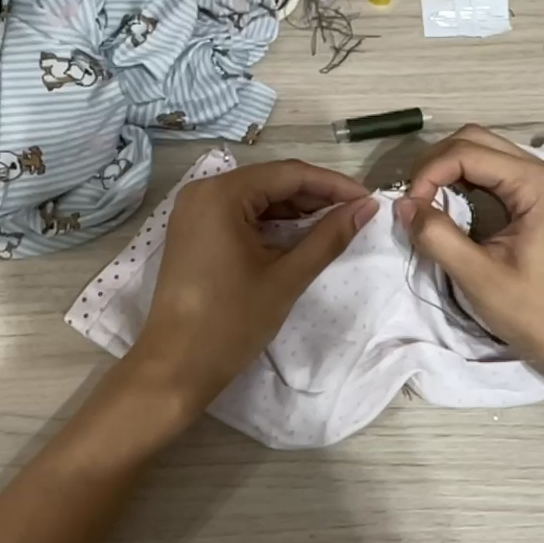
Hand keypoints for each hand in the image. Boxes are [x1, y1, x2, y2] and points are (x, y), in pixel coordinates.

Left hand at [127, 159, 378, 408]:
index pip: (288, 174)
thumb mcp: (287, 277)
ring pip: (256, 196)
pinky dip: (271, 221)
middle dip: (315, 195)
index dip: (333, 184)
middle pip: (271, 180)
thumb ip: (328, 237)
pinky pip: (239, 212)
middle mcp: (204, 190)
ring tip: (336, 222)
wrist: (174, 367)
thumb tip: (367, 208)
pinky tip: (299, 233)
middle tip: (356, 211)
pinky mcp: (194, 229)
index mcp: (222, 194)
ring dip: (295, 208)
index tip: (368, 199)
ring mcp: (195, 210)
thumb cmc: (231, 322)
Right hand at [399, 125, 543, 384]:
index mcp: (535, 184)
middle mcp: (541, 171)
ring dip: (447, 169)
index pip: (466, 152)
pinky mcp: (535, 197)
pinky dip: (462, 180)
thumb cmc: (536, 313)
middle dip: (435, 164)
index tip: (409, 209)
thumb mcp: (479, 278)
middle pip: (473, 140)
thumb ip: (438, 237)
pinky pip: (490, 171)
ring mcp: (540, 183)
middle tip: (414, 201)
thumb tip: (402, 205)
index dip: (429, 173)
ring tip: (426, 203)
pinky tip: (448, 206)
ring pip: (480, 150)